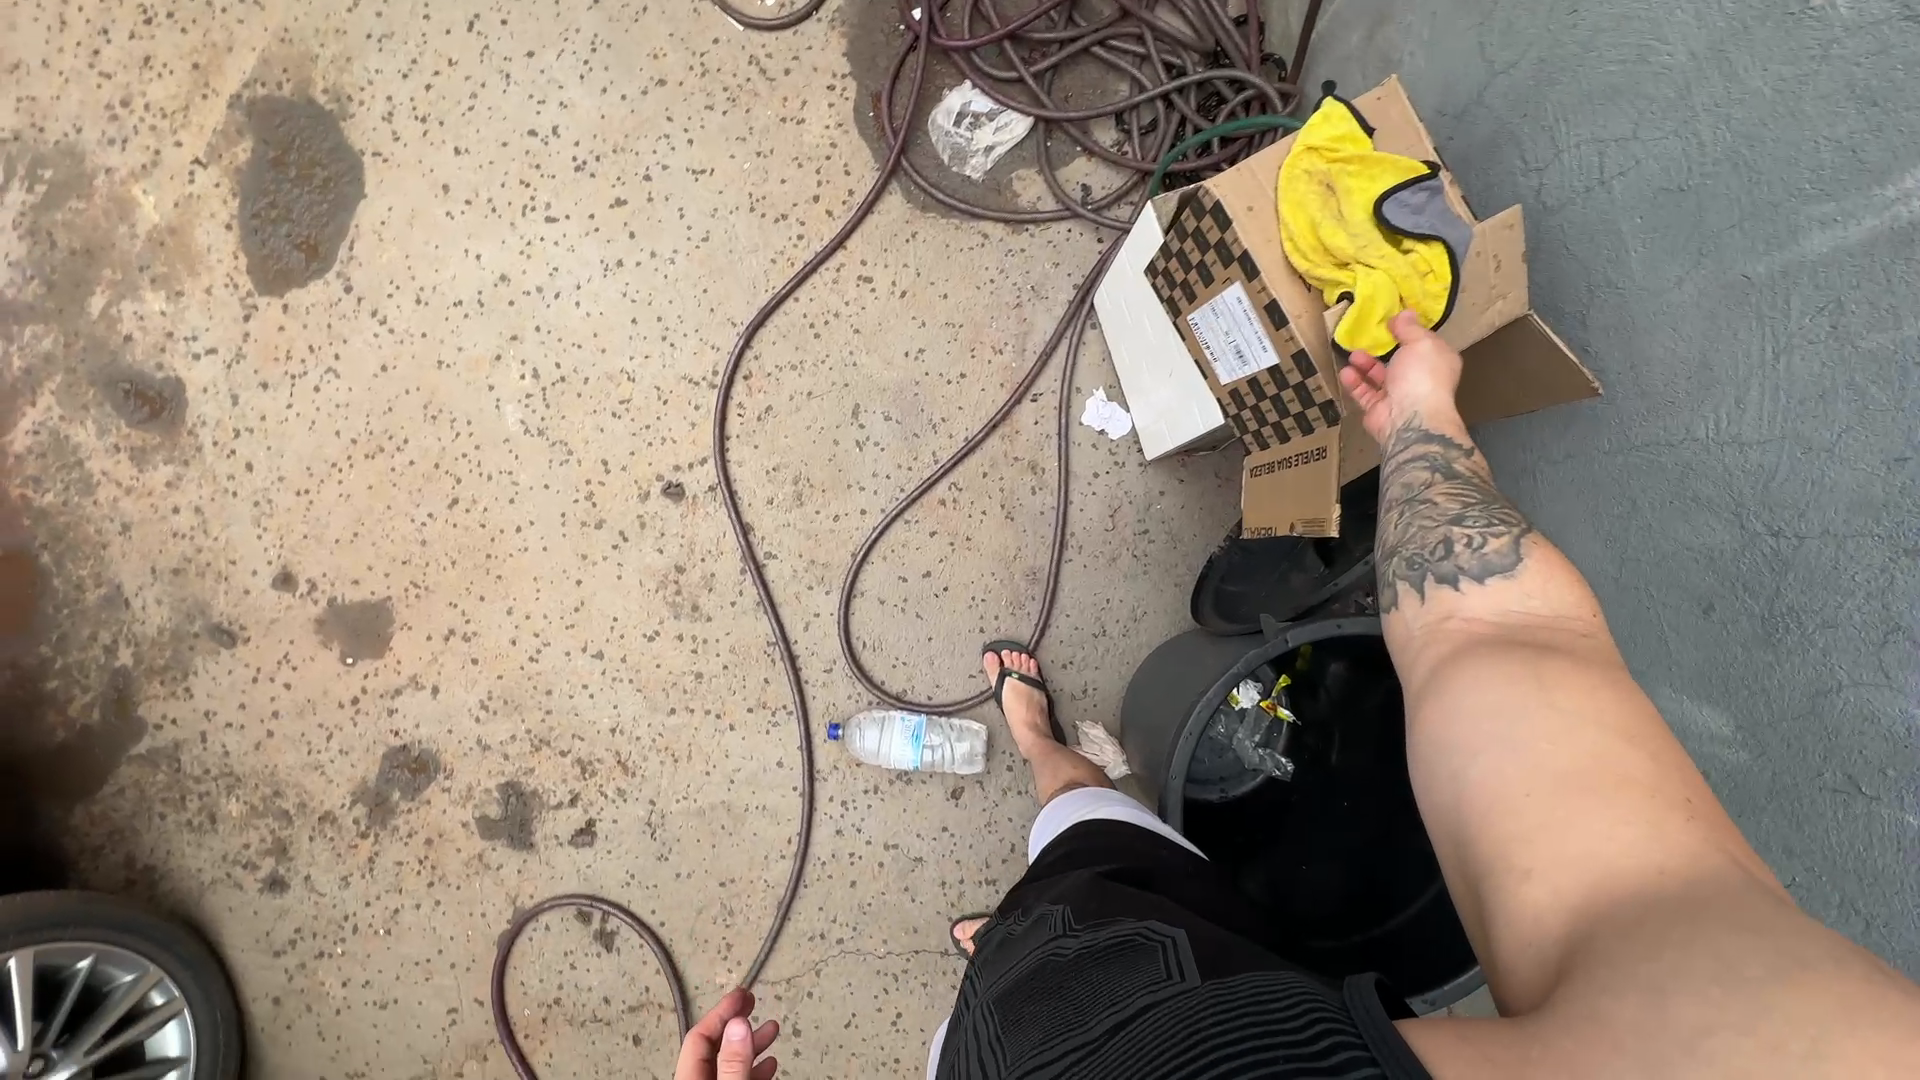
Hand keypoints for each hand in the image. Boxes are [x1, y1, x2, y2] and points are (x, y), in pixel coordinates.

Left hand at [674, 989, 779, 1079]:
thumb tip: (739, 1022)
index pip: (699, 1036)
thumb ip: (733, 1061)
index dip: (720, 1011)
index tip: (741, 992)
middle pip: (713, 1046)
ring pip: (727, 1062)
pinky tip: (768, 1062)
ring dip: (751, 1043)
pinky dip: (752, 1066)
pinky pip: (735, 1077)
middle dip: (736, 1021)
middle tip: (753, 1000)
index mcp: (689, 1078)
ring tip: (772, 1029)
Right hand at [1337, 310, 1464, 444]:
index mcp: (1437, 362)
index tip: (1392, 322)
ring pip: (1379, 377)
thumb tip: (1404, 313)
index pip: (1423, 344)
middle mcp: (1419, 379)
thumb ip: (1410, 328)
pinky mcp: (1377, 409)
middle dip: (1383, 350)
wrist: (1408, 417)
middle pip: (1399, 361)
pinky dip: (1354, 383)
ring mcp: (1398, 395)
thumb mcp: (1420, 343)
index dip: (1409, 332)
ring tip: (1352, 354)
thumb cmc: (1422, 376)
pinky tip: (1346, 372)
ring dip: (1365, 365)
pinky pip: (1364, 393)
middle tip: (1368, 339)